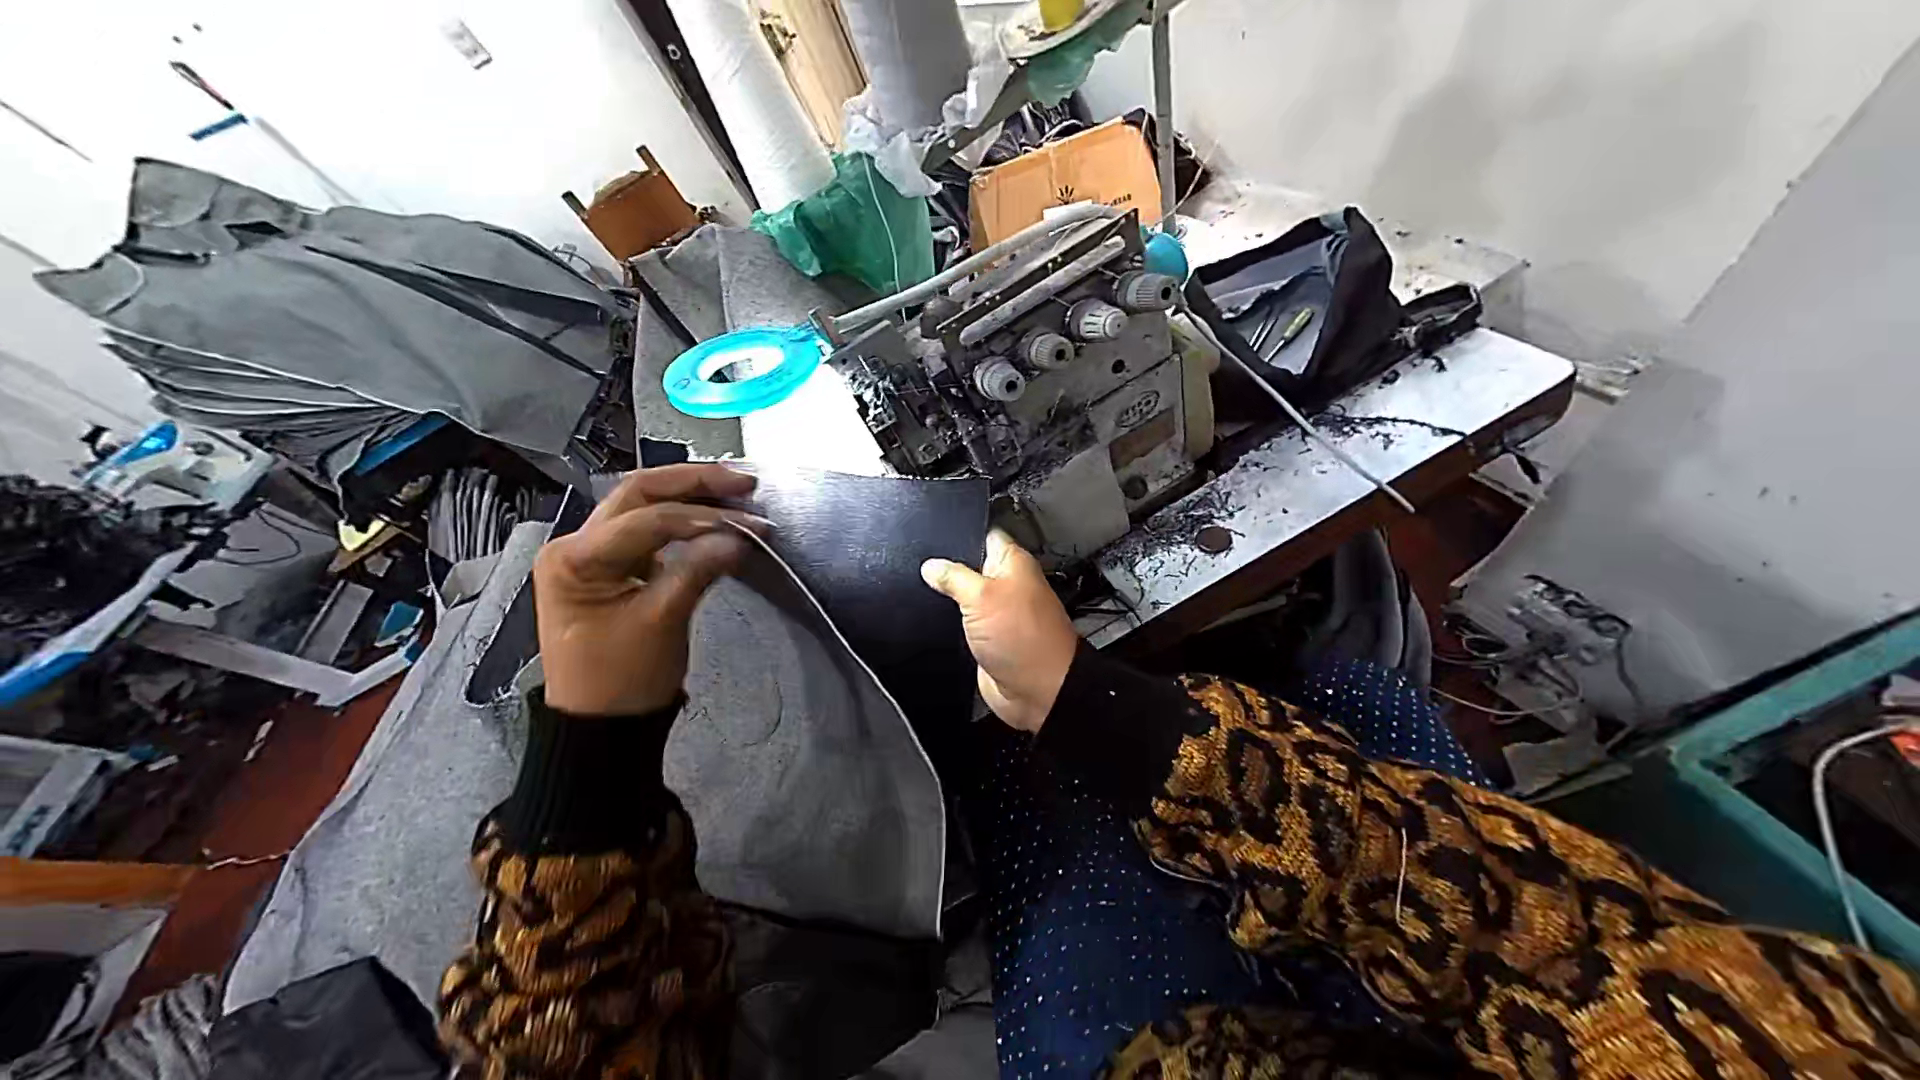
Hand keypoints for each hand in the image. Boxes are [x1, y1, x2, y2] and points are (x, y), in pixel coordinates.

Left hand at [534, 464, 767, 715]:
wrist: (603, 725)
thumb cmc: (621, 680)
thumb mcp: (661, 624)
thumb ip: (697, 571)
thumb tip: (738, 537)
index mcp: (574, 558)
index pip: (645, 519)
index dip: (699, 517)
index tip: (747, 525)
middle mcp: (577, 545)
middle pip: (640, 494)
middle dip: (693, 483)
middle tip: (743, 482)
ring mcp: (595, 554)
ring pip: (645, 506)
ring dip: (691, 496)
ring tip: (737, 492)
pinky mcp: (616, 567)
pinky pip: (652, 531)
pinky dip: (686, 521)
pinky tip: (717, 518)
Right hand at [920, 530, 1077, 731]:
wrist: (1038, 691)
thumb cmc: (1026, 641)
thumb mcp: (980, 597)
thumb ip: (953, 577)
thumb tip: (932, 566)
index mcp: (1012, 563)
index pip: (985, 534)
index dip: (961, 532)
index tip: (937, 533)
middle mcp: (1007, 585)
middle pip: (971, 566)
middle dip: (949, 569)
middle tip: (928, 569)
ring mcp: (998, 612)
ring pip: (966, 596)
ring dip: (951, 599)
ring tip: (931, 594)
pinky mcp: (989, 638)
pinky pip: (965, 623)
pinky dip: (953, 623)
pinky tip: (940, 621)